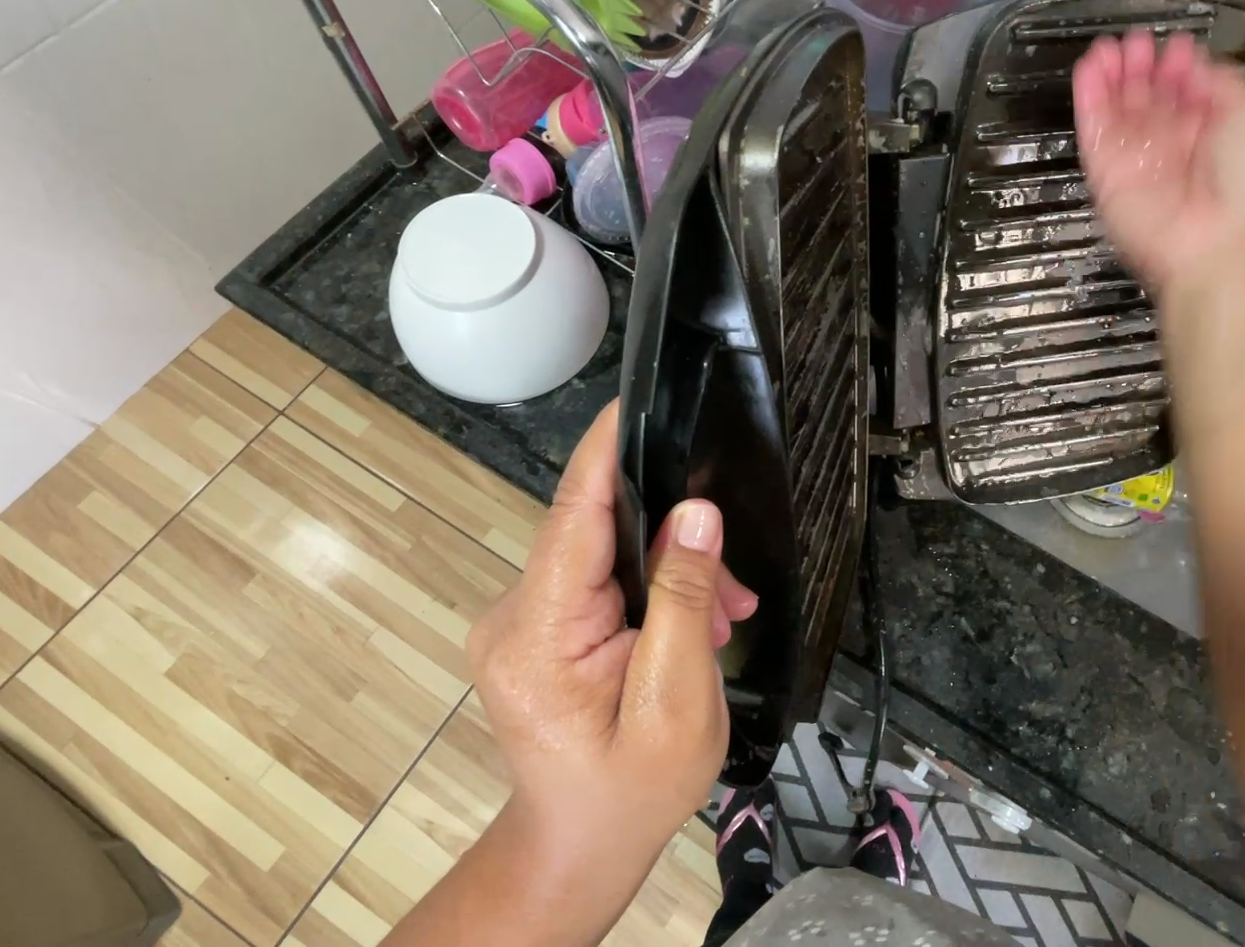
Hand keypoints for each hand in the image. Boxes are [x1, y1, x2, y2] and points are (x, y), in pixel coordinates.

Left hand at [464, 401, 757, 936]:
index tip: (636, 400)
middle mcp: (515, 615)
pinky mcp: (538, 626)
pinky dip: (649, 590)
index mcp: (539, 634)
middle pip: (598, 533)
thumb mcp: (677, 701)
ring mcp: (522, 619)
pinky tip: (689, 622)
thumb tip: (695, 513)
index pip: (575, 514)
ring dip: (669, 574)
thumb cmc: (631, 791)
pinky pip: (599, 579)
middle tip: (730, 593)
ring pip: (606, 554)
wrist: (580, 843)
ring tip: (718, 617)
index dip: (606, 451)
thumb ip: (683, 600)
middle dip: (673, 543)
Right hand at [1073, 31, 1244, 290]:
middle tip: (1135, 43)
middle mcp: (1184, 154)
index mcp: (1228, 137)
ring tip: (1109, 48)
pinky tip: (1089, 70)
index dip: (1183, 68)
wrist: (1228, 249)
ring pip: (1122, 115)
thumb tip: (1198, 69)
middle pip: (1154, 103)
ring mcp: (1145, 168)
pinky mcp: (1110, 181)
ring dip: (1115, 79)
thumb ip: (1225, 83)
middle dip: (1144, 70)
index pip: (1195, 95)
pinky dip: (1090, 101)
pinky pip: (1095, 134)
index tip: (1174, 45)